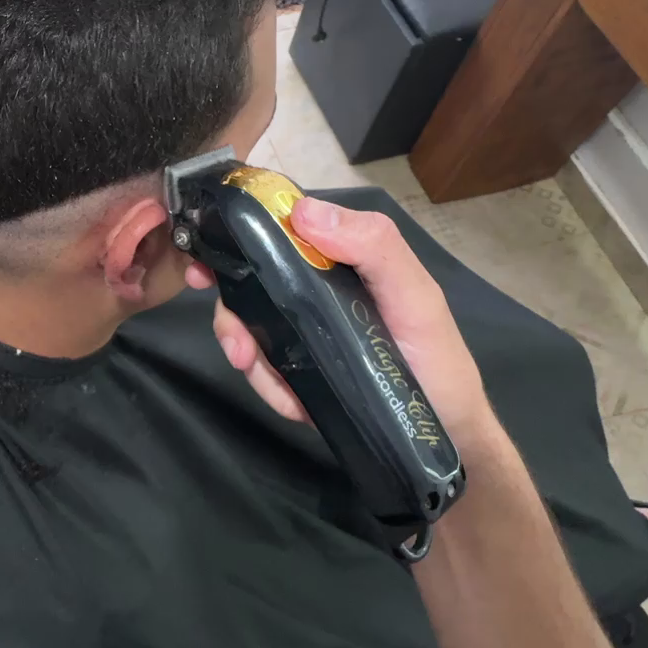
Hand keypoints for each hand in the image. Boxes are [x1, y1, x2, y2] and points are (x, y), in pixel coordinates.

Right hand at [188, 197, 499, 439]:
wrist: (444, 436)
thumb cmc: (435, 357)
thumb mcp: (415, 295)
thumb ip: (373, 247)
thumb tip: (302, 211)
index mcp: (335, 260)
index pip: (277, 233)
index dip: (234, 237)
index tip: (204, 256)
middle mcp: (310, 290)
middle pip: (246, 285)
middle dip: (226, 311)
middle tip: (230, 337)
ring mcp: (299, 332)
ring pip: (244, 329)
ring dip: (240, 349)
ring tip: (250, 366)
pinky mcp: (295, 371)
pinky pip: (262, 372)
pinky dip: (269, 387)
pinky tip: (292, 401)